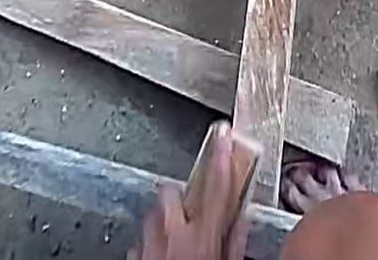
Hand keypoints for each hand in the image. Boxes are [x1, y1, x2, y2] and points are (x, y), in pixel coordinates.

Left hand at [129, 126, 251, 259]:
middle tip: (188, 207)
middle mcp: (174, 235)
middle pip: (171, 192)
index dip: (222, 153)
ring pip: (152, 215)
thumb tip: (244, 218)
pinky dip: (148, 244)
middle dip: (178, 195)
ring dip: (162, 219)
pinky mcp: (134, 259)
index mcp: (202, 234)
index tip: (223, 131)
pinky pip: (138, 243)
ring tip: (173, 233)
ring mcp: (149, 247)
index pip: (217, 183)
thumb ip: (234, 241)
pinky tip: (157, 253)